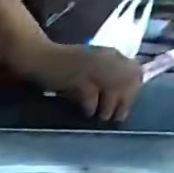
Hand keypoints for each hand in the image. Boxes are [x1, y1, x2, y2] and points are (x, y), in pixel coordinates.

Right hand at [25, 42, 142, 122]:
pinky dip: (90, 107)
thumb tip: (116, 94)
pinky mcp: (77, 79)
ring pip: (112, 91)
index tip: (126, 103)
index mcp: (111, 54)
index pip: (135, 71)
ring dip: (109, 107)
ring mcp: (92, 68)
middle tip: (117, 118)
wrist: (38, 57)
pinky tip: (86, 113)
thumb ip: (104, 74)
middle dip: (124, 102)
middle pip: (127, 82)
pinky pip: (91, 97)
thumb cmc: (60, 64)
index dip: (134, 89)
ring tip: (102, 118)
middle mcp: (106, 59)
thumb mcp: (88, 64)